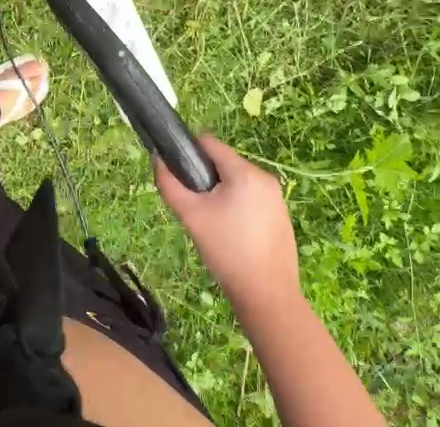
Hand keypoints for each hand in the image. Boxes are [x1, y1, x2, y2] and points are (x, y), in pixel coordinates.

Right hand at [155, 135, 301, 313]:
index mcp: (245, 172)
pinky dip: (236, 207)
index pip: (209, 143)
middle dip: (205, 178)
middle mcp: (265, 178)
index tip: (179, 176)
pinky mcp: (282, 216)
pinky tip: (230, 234)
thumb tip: (157, 158)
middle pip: (223, 163)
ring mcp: (277, 198)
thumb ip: (169, 183)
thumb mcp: (190, 214)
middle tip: (195, 207)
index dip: (188, 153)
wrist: (267, 295)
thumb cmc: (226, 250)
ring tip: (212, 223)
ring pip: (236, 181)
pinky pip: (251, 198)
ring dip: (220, 193)